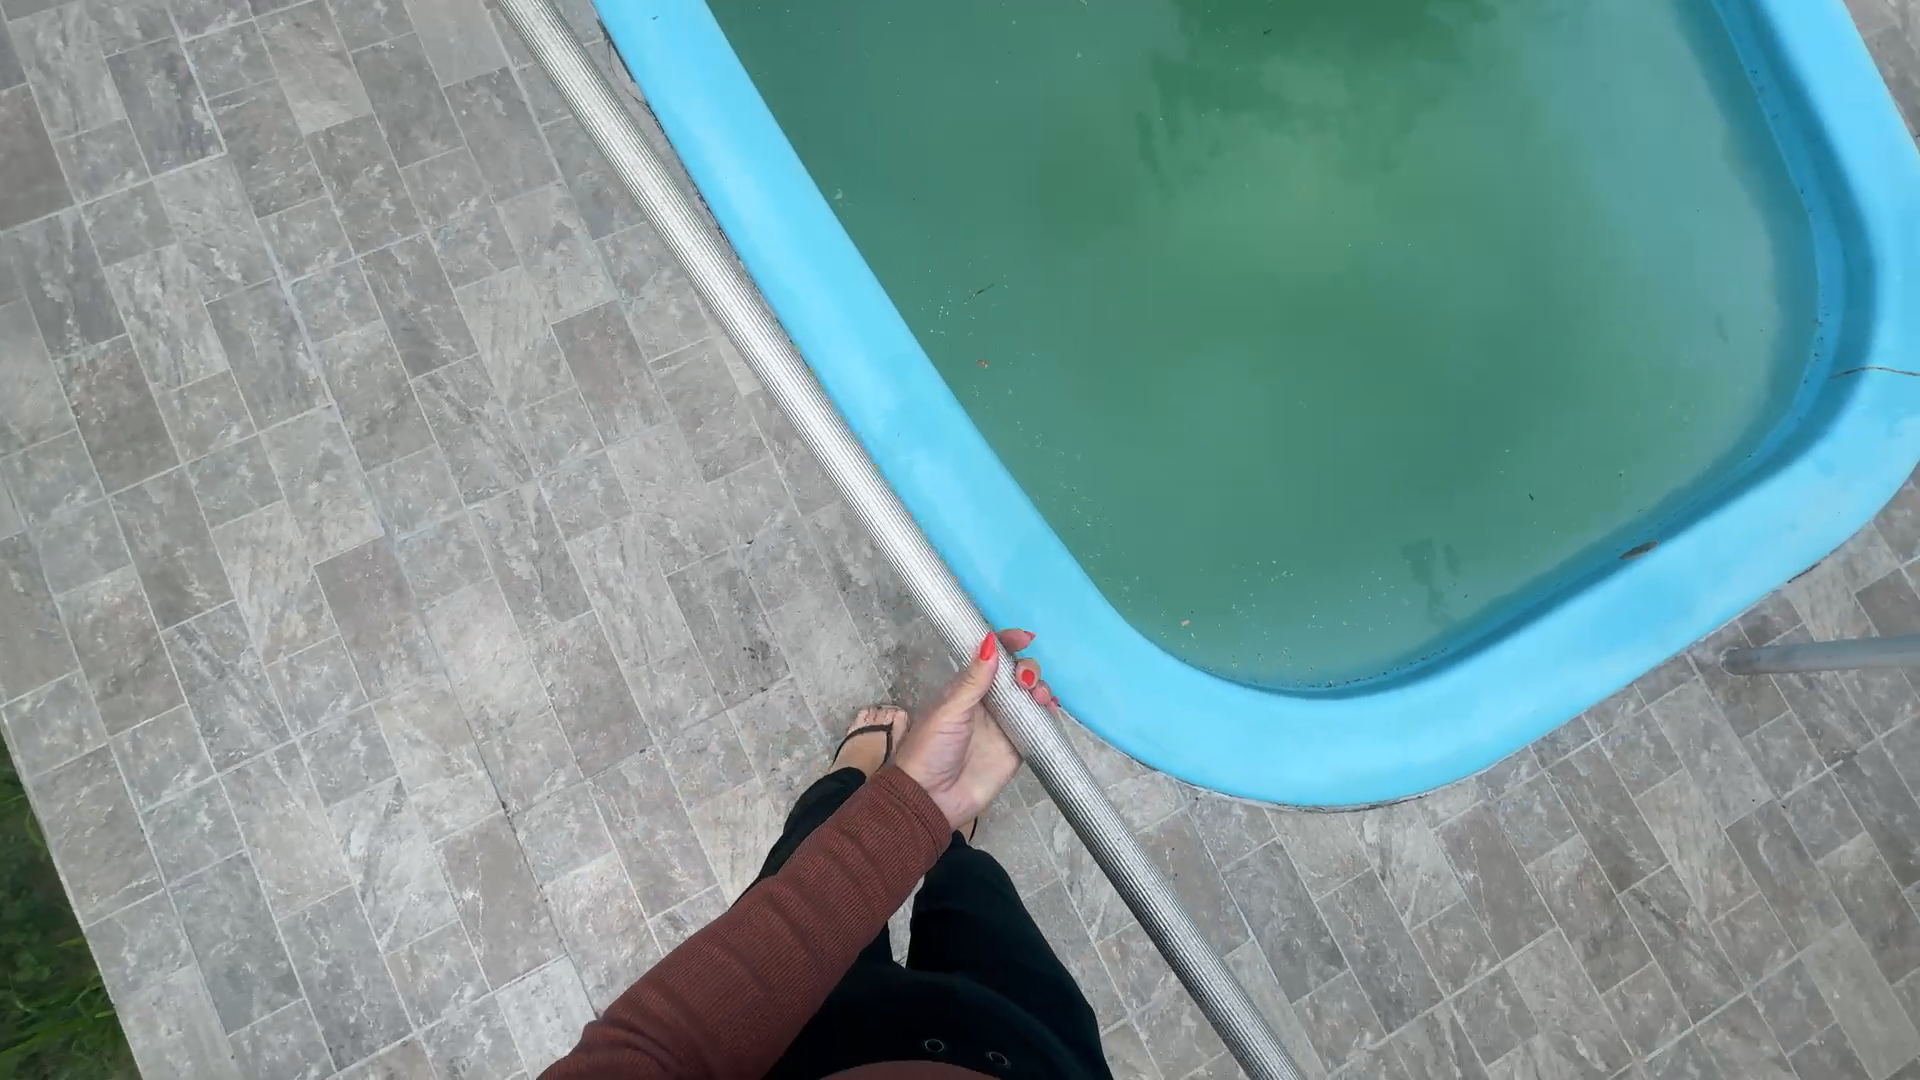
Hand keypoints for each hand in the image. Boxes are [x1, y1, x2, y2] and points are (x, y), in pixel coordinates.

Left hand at [895, 629, 1053, 828]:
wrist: (931, 798)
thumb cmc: (931, 749)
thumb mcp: (949, 710)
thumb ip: (973, 680)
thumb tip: (990, 642)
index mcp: (967, 688)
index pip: (991, 657)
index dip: (1007, 643)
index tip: (1024, 638)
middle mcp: (989, 702)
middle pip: (1016, 674)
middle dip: (1028, 668)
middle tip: (1025, 681)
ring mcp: (1005, 724)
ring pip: (1031, 696)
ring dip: (1040, 687)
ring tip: (1039, 695)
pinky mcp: (1018, 747)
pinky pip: (1039, 724)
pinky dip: (1049, 713)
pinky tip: (1051, 709)